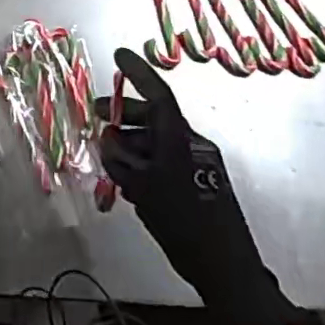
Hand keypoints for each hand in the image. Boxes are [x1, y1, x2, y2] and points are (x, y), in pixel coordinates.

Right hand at [96, 48, 305, 324]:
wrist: (228, 269)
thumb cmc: (182, 225)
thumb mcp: (141, 189)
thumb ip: (120, 158)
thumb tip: (107, 137)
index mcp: (179, 138)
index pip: (157, 94)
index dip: (137, 72)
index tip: (118, 54)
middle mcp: (191, 142)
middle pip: (154, 115)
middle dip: (124, 113)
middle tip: (97, 115)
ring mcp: (198, 160)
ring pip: (158, 138)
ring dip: (132, 141)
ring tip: (109, 157)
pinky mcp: (201, 178)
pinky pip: (167, 156)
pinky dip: (146, 159)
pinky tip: (129, 178)